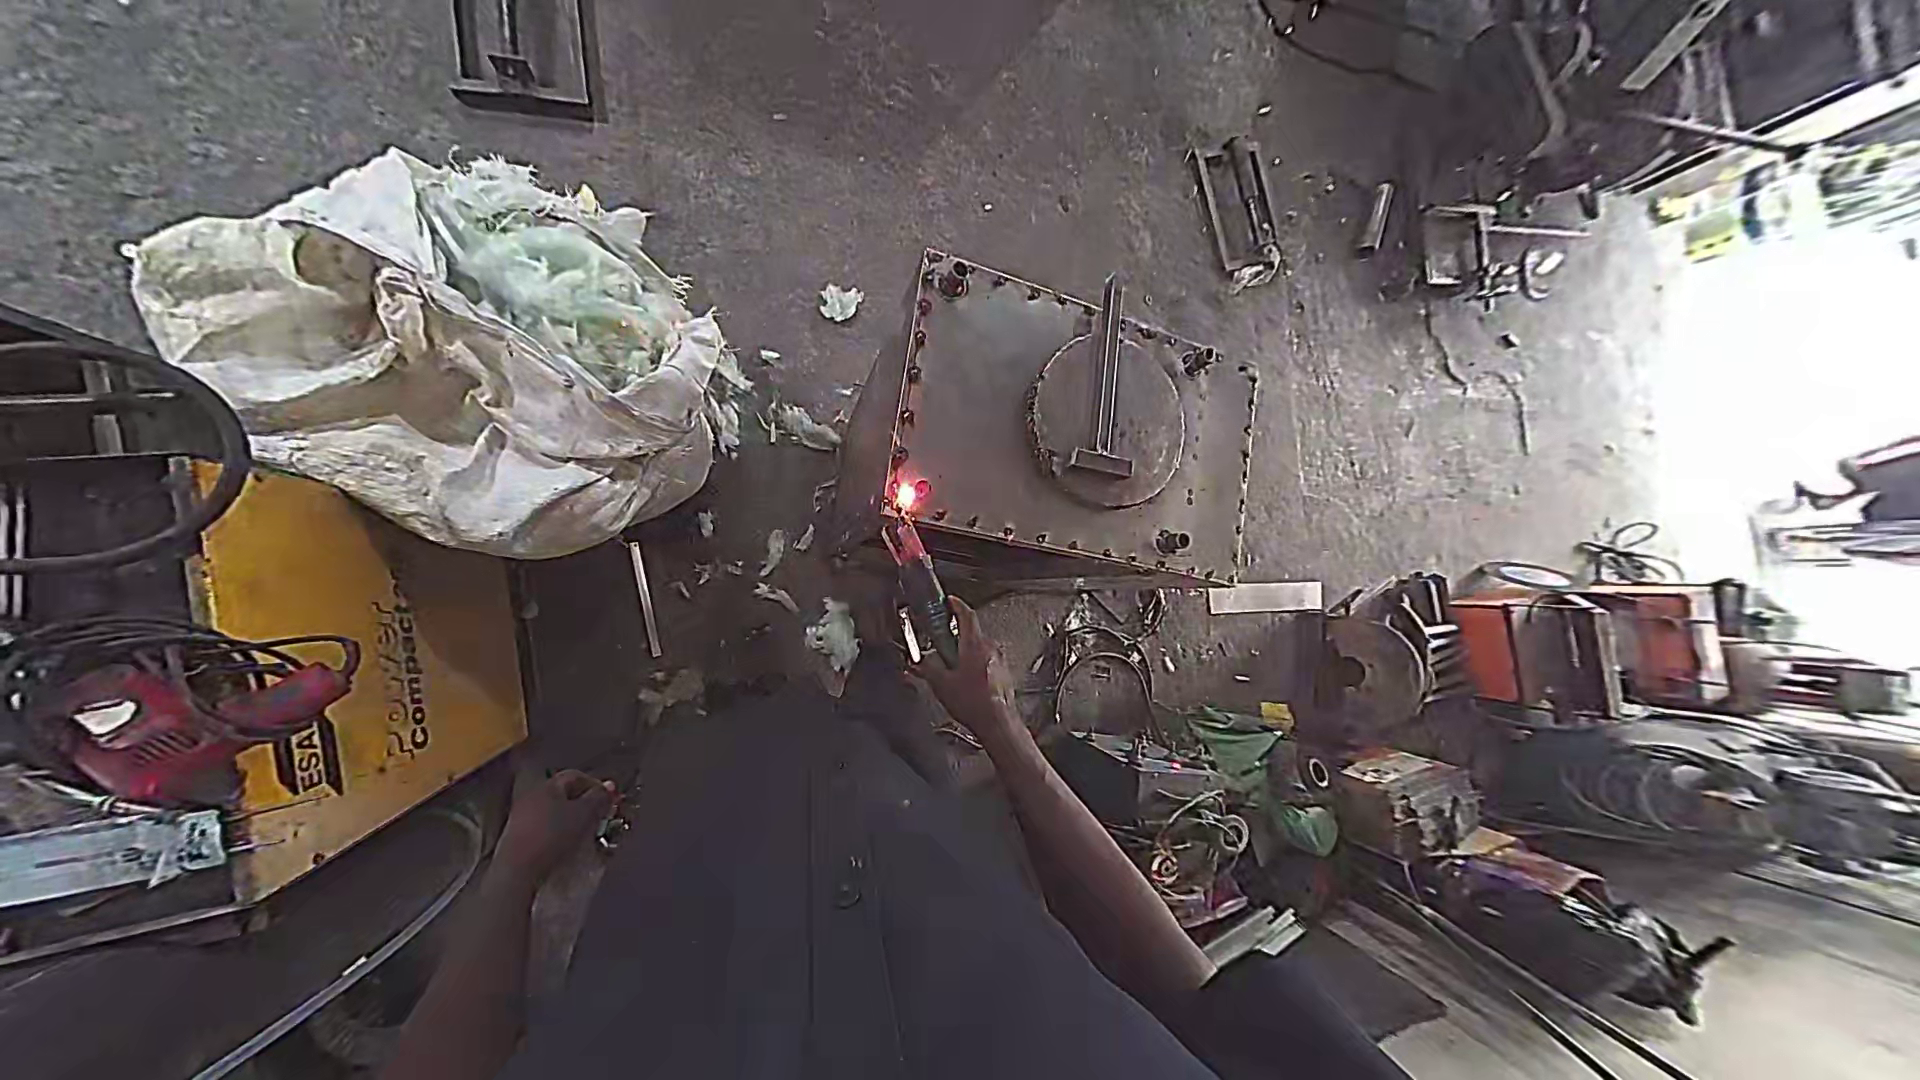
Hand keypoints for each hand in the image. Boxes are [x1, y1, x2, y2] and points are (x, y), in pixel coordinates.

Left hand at [493, 769, 616, 888]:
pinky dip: (559, 830)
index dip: (596, 785)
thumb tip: (609, 786)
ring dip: (573, 818)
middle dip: (585, 802)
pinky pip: (545, 826)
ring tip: (587, 831)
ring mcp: (521, 818)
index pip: (576, 776)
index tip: (609, 799)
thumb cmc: (554, 835)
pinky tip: (567, 843)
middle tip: (600, 815)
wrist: (517, 872)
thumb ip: (600, 797)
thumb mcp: (586, 813)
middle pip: (565, 794)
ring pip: (555, 811)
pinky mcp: (516, 838)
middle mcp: (531, 797)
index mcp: (547, 786)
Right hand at [910, 598, 1020, 741]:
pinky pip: (986, 660)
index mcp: (974, 645)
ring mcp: (999, 661)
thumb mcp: (941, 684)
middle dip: (956, 634)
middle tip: (942, 640)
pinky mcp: (1003, 673)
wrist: (998, 723)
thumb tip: (920, 661)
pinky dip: (975, 663)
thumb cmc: (974, 703)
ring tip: (951, 666)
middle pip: (972, 631)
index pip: (967, 615)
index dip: (957, 605)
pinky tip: (966, 680)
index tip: (950, 601)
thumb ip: (928, 667)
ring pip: (979, 647)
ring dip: (965, 650)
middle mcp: (990, 648)